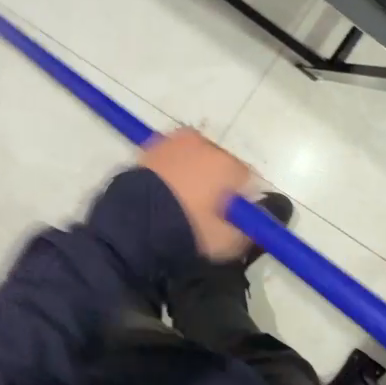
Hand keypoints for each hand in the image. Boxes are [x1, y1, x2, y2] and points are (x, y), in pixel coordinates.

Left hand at [138, 129, 251, 261]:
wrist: (135, 221)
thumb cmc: (185, 229)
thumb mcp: (224, 242)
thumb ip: (246, 233)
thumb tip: (250, 226)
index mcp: (227, 165)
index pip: (247, 180)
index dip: (239, 200)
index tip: (228, 218)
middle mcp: (205, 144)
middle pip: (220, 164)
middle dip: (216, 183)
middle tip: (202, 211)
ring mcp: (175, 142)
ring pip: (195, 158)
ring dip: (193, 173)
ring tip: (179, 201)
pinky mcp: (151, 146)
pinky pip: (171, 158)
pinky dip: (172, 170)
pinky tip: (163, 191)